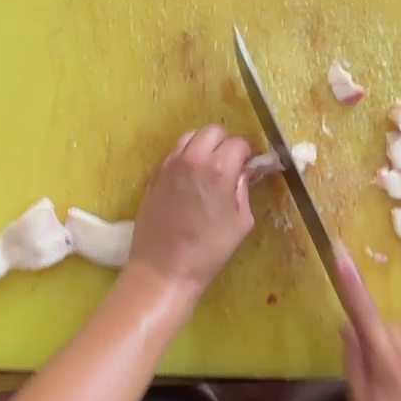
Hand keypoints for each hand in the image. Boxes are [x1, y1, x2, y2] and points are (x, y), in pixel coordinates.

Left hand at [125, 124, 255, 300]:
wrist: (163, 269)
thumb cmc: (208, 252)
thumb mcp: (241, 223)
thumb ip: (243, 189)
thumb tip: (244, 172)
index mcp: (218, 170)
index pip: (238, 143)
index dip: (246, 155)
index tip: (246, 169)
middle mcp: (192, 159)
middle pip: (212, 131)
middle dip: (224, 144)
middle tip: (228, 166)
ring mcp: (169, 165)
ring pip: (190, 137)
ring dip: (203, 147)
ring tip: (207, 170)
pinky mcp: (154, 175)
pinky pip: (173, 154)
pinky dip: (185, 158)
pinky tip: (189, 180)